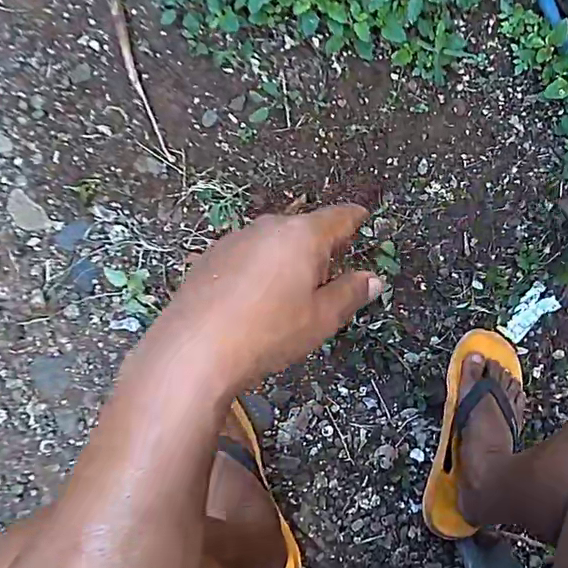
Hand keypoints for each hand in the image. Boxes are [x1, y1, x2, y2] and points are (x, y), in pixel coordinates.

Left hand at [142, 204, 381, 391]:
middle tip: (328, 279)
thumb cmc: (269, 333)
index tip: (363, 218)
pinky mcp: (209, 258)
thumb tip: (372, 279)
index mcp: (302, 235)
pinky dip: (259, 270)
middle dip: (320, 248)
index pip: (338, 217)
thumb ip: (350, 293)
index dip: (355, 219)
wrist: (194, 350)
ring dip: (287, 260)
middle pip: (304, 229)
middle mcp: (268, 227)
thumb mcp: (322, 319)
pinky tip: (254, 302)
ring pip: (272, 243)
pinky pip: (246, 256)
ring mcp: (234, 240)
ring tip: (289, 297)